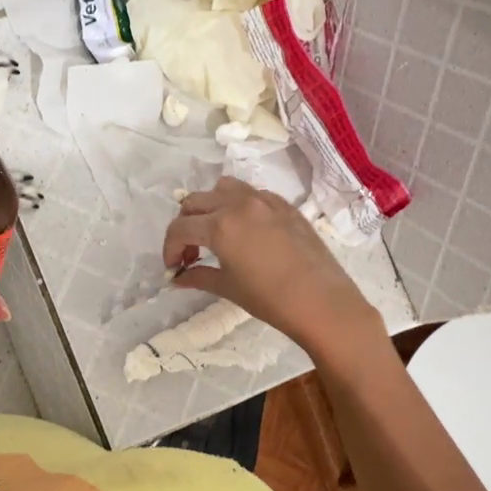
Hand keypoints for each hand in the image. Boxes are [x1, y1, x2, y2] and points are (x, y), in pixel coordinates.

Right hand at [162, 178, 380, 357]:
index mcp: (220, 226)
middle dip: (185, 226)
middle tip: (189, 253)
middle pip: (195, 202)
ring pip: (222, 188)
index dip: (169, 249)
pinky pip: (251, 193)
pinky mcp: (284, 205)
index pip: (179, 228)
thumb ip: (198, 276)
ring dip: (209, 207)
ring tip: (213, 233)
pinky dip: (237, 205)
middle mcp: (238, 204)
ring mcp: (263, 200)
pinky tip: (243, 232)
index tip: (173, 267)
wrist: (322, 301)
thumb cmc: (269, 298)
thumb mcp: (227, 287)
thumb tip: (176, 278)